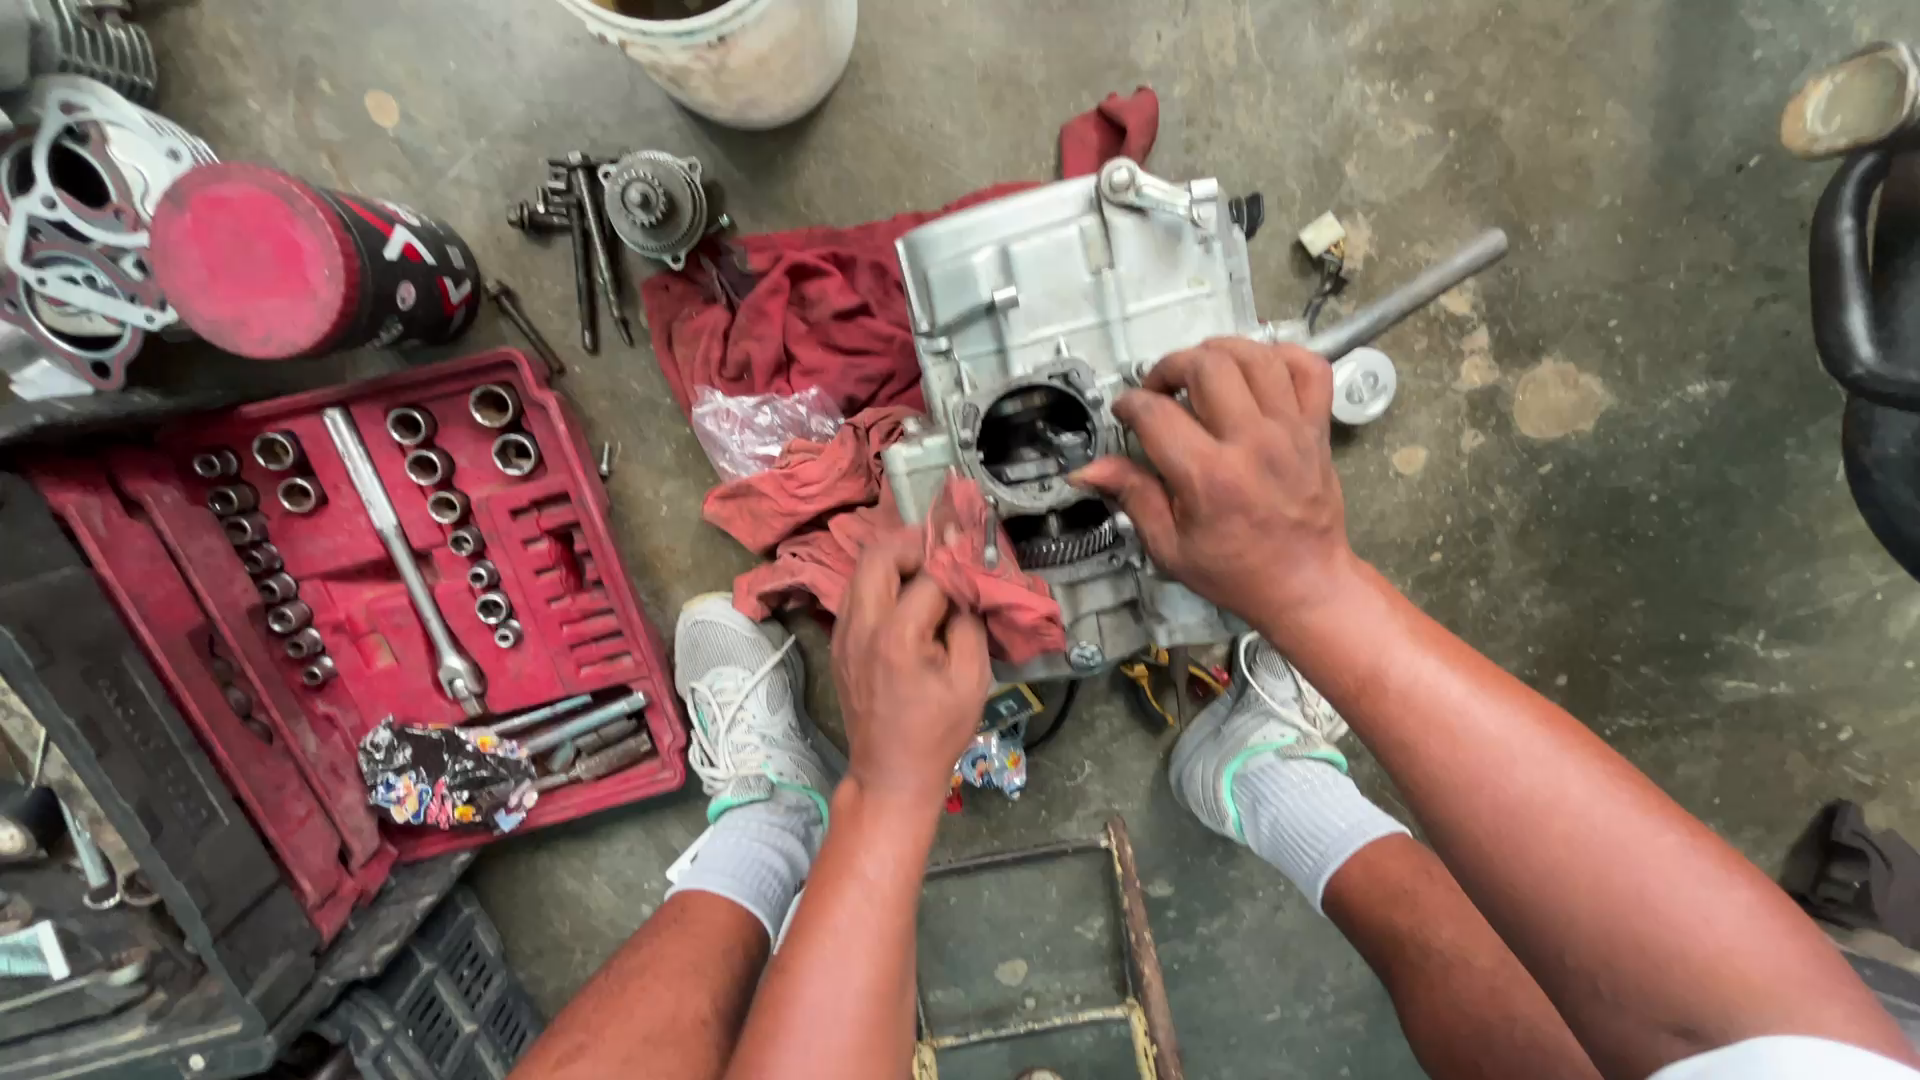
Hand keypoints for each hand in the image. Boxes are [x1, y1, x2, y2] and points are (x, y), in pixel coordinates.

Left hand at [831, 527, 992, 809]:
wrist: (890, 772)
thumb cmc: (937, 732)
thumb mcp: (972, 679)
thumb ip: (969, 624)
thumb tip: (964, 589)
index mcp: (896, 637)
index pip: (928, 577)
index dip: (955, 567)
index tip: (973, 564)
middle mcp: (861, 626)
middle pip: (877, 555)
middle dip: (912, 545)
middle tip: (941, 553)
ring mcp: (843, 634)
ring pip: (861, 570)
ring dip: (894, 562)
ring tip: (925, 571)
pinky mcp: (838, 643)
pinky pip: (856, 594)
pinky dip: (881, 584)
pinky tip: (906, 600)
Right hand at [1073, 338, 1361, 628]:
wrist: (1304, 583)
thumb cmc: (1233, 571)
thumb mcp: (1169, 546)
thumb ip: (1132, 496)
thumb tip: (1087, 470)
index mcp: (1209, 476)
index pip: (1157, 413)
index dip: (1130, 404)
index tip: (1125, 412)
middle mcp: (1252, 443)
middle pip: (1206, 366)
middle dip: (1170, 367)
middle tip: (1159, 390)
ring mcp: (1291, 430)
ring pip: (1255, 355)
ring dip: (1217, 353)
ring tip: (1200, 374)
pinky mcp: (1317, 427)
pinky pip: (1308, 367)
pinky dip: (1280, 356)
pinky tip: (1254, 373)